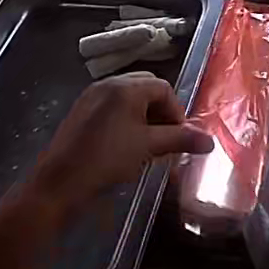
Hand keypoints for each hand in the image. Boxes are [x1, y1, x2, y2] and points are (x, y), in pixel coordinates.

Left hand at [29, 73, 211, 221]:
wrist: (58, 184)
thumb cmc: (107, 160)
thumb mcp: (148, 148)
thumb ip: (180, 140)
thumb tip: (210, 141)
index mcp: (126, 87)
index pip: (164, 88)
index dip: (177, 112)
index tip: (178, 138)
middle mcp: (108, 84)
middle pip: (147, 88)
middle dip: (161, 112)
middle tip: (165, 139)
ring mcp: (91, 96)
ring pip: (129, 98)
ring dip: (145, 116)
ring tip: (148, 144)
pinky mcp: (81, 112)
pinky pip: (112, 107)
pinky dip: (126, 120)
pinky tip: (125, 145)